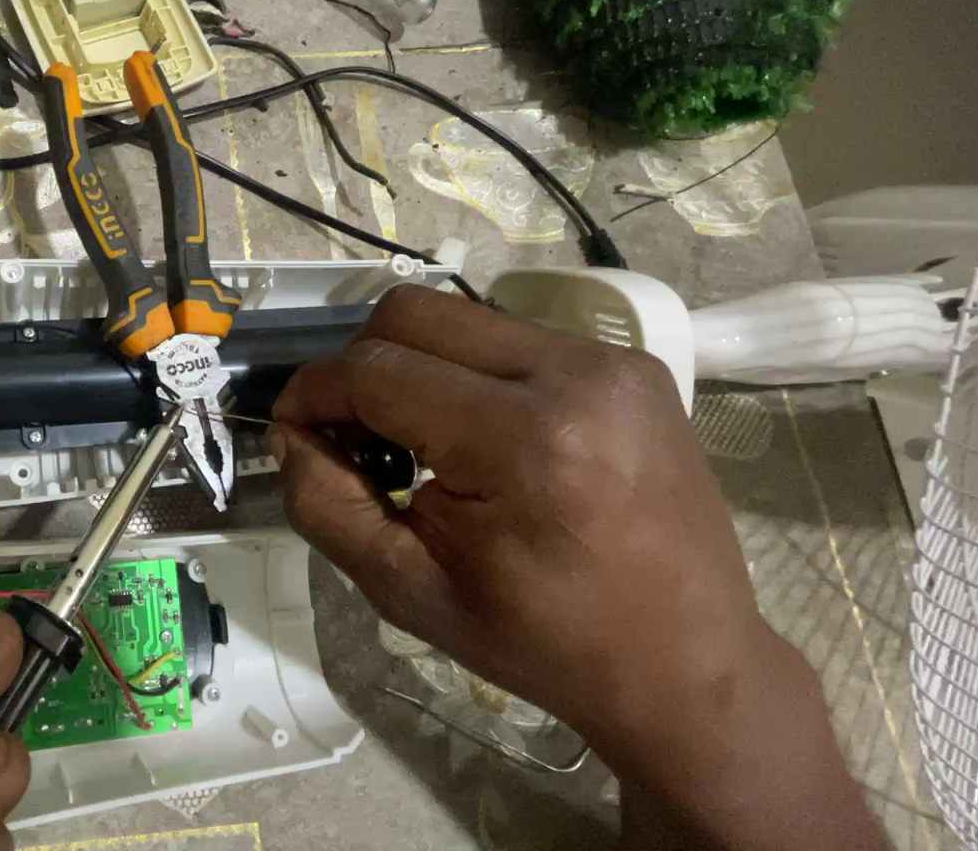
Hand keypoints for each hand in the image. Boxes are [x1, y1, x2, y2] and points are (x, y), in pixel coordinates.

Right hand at [270, 285, 879, 847]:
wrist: (686, 664)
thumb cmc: (538, 640)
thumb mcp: (402, 587)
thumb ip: (322, 502)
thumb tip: (292, 431)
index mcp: (523, 442)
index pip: (375, 371)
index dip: (312, 391)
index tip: (291, 427)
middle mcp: (574, 375)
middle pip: (410, 313)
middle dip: (354, 362)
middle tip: (347, 427)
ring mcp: (610, 359)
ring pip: (454, 314)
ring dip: (405, 361)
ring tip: (406, 430)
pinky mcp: (626, 361)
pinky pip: (502, 333)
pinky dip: (457, 366)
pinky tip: (464, 427)